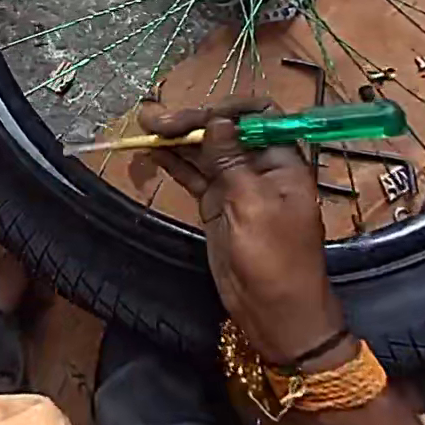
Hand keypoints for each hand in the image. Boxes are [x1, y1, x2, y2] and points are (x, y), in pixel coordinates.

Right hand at [142, 99, 345, 365]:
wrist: (275, 315)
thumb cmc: (275, 260)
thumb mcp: (253, 205)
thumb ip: (231, 160)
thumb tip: (215, 119)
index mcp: (280, 162)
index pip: (259, 116)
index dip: (230, 108)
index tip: (200, 114)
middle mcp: (257, 167)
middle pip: (222, 130)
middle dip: (190, 122)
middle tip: (154, 121)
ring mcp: (234, 185)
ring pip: (202, 150)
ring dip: (175, 138)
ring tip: (145, 126)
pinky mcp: (215, 202)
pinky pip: (192, 172)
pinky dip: (172, 160)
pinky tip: (151, 150)